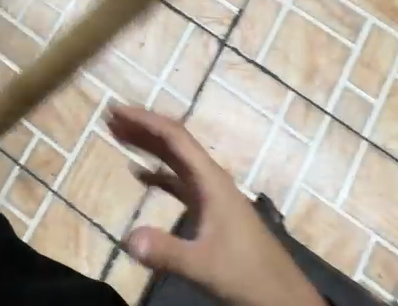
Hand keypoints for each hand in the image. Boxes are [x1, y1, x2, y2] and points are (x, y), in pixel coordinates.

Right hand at [107, 105, 324, 305]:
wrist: (287, 301)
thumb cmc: (250, 277)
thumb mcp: (206, 266)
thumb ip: (167, 252)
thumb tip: (127, 239)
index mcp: (211, 181)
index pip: (175, 137)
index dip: (145, 120)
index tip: (116, 111)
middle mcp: (211, 180)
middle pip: (173, 142)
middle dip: (142, 127)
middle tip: (110, 117)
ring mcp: (212, 196)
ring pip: (176, 160)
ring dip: (148, 146)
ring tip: (118, 136)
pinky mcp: (212, 213)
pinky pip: (179, 182)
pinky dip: (157, 174)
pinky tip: (139, 176)